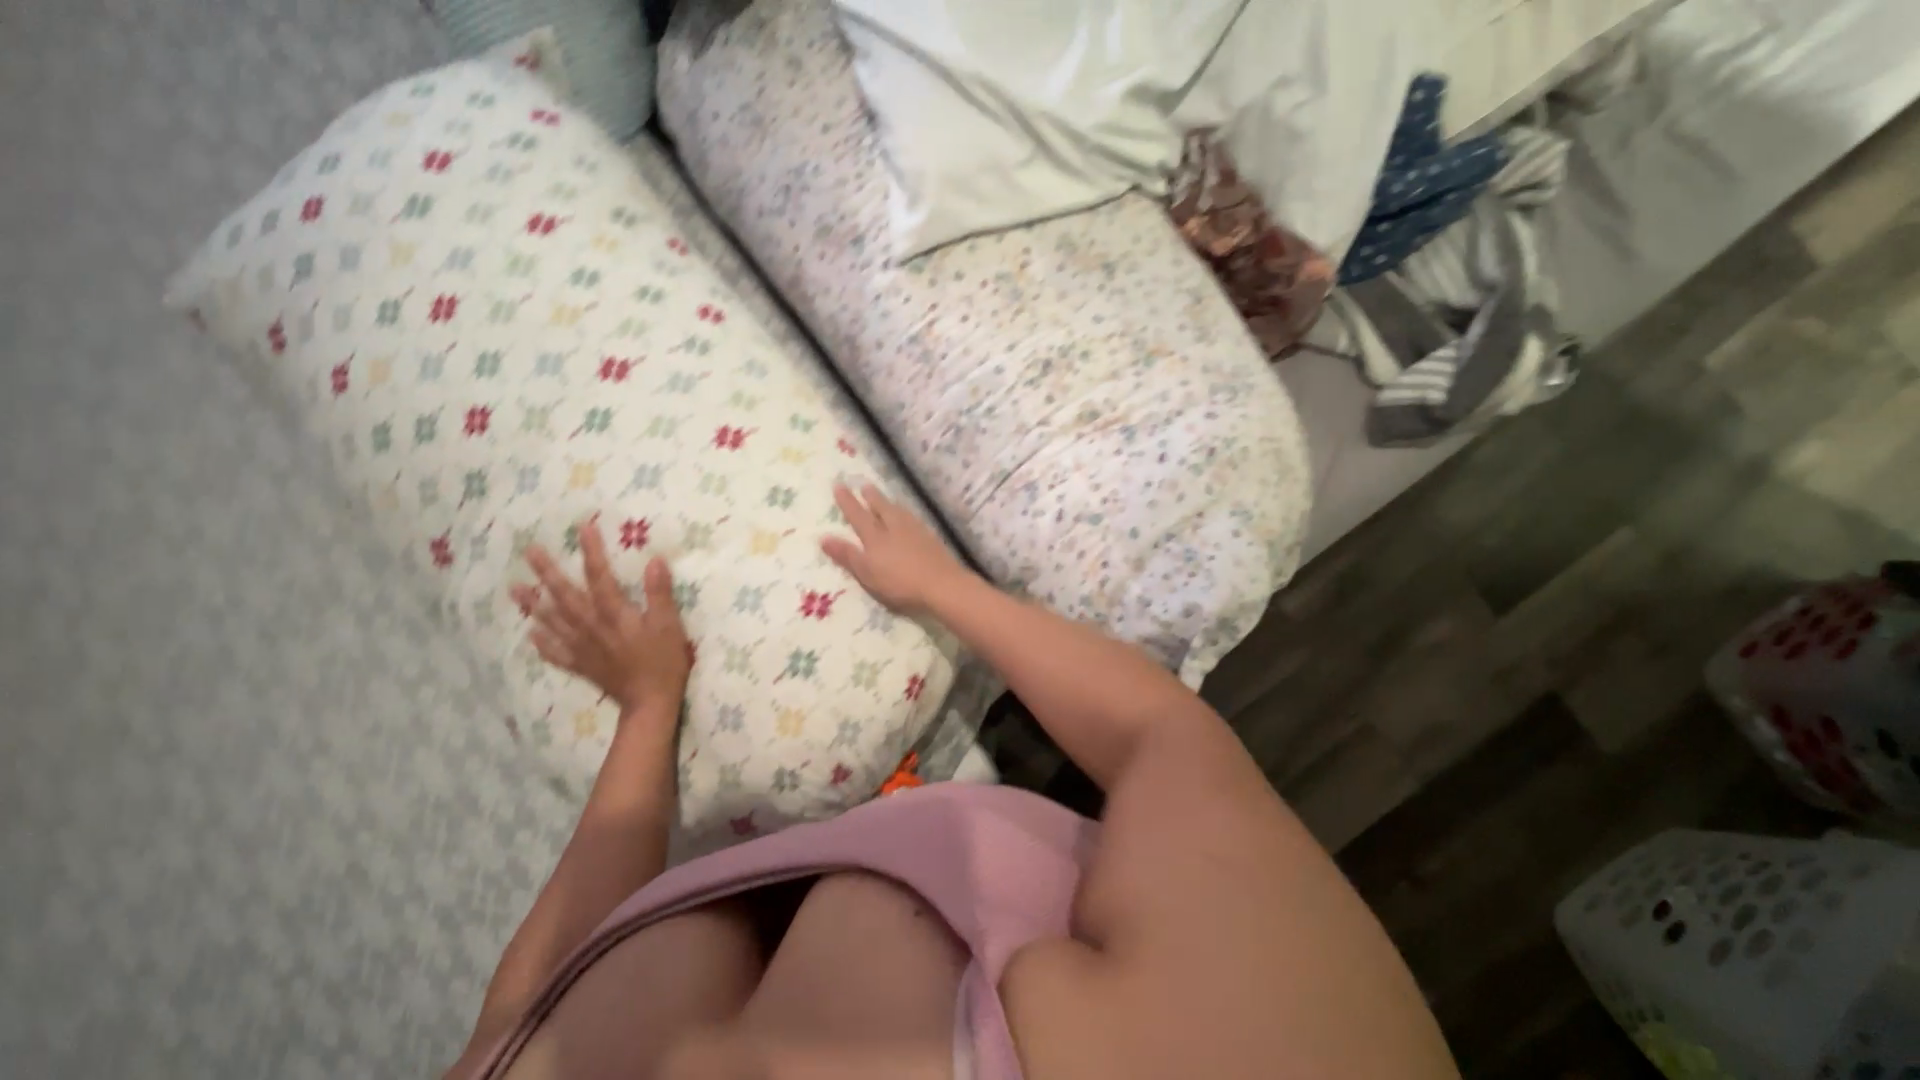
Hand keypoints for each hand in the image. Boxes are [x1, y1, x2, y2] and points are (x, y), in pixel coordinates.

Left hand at [511, 519, 691, 719]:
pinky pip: (557, 654)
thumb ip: (659, 594)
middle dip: (548, 572)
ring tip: (516, 588)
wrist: (650, 704)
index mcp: (615, 614)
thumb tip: (654, 561)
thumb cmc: (664, 663)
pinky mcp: (583, 666)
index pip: (600, 576)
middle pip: (566, 596)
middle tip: (530, 552)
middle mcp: (593, 627)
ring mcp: (584, 648)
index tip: (582, 528)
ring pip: (554, 622)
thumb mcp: (669, 625)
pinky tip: (531, 635)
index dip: (591, 552)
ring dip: (534, 604)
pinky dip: (543, 644)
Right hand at [820, 483, 972, 617]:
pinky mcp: (931, 539)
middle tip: (865, 485)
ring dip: (889, 503)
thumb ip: (846, 555)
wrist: (942, 585)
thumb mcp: (867, 573)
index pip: (857, 515)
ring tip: (886, 499)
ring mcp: (915, 531)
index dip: (847, 501)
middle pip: (881, 507)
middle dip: (871, 497)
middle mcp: (894, 527)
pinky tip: (909, 518)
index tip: (839, 485)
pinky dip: (905, 514)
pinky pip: (913, 519)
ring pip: (899, 511)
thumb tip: (823, 537)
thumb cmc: (899, 583)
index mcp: (875, 536)